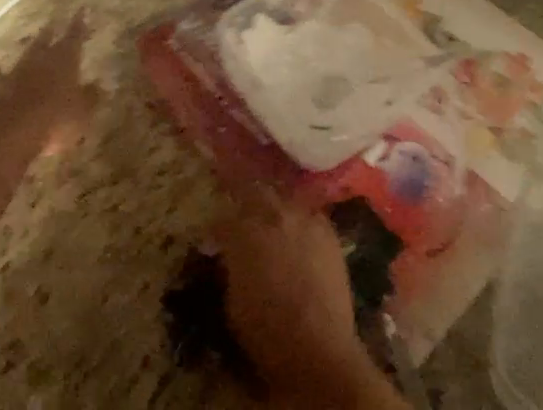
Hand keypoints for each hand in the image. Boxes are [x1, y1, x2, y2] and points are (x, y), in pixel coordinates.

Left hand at [0, 10, 96, 155]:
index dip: (80, 24)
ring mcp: (18, 71)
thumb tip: (98, 85)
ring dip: (34, 44)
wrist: (14, 132)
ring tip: (40, 32)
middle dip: (55, 32)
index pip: (75, 37)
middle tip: (57, 21)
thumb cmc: (56, 121)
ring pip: (28, 52)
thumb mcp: (83, 113)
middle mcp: (41, 60)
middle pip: (50, 41)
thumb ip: (91, 97)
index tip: (82, 9)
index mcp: (66, 62)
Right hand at [216, 185, 384, 403]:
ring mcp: (305, 221)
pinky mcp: (329, 234)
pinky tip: (297, 233)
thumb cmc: (266, 332)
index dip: (215, 230)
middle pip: (253, 192)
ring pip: (283, 198)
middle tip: (239, 218)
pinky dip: (299, 219)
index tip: (213, 242)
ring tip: (269, 220)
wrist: (319, 350)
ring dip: (272, 206)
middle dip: (242, 201)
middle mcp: (274, 216)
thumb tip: (229, 257)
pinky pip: (309, 214)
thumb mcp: (231, 300)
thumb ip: (229, 267)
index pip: (222, 218)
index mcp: (244, 232)